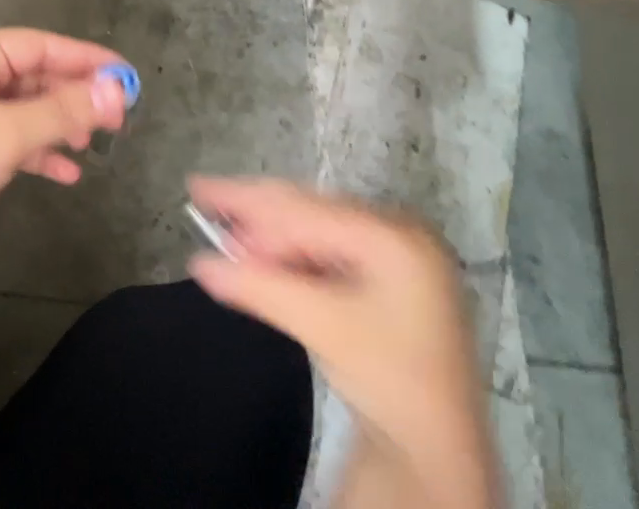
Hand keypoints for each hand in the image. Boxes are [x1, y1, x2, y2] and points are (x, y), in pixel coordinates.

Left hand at [0, 29, 128, 258]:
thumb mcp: (6, 133)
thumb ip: (64, 111)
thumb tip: (117, 90)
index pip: (41, 45)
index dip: (86, 59)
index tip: (127, 76)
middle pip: (33, 77)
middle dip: (75, 96)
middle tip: (119, 117)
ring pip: (24, 110)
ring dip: (59, 125)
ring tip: (96, 143)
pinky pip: (9, 141)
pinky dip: (37, 153)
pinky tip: (67, 173)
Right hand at [186, 177, 494, 503]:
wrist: (438, 445)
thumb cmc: (390, 377)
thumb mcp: (323, 326)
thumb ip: (260, 287)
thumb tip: (200, 263)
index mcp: (394, 237)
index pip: (306, 211)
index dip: (250, 206)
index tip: (200, 194)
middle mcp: (398, 233)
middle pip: (311, 210)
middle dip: (256, 210)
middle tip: (203, 195)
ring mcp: (396, 256)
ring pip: (316, 228)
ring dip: (269, 232)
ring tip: (225, 229)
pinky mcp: (388, 280)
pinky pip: (327, 250)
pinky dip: (290, 253)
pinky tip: (261, 257)